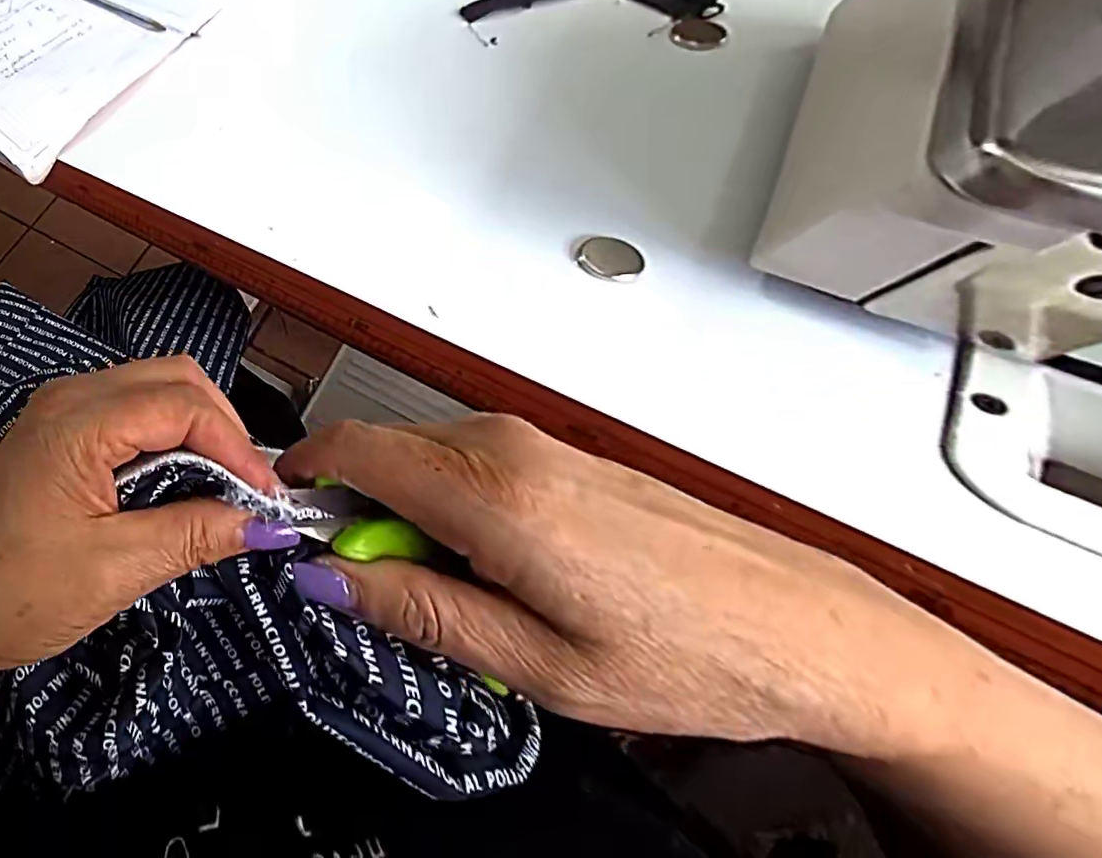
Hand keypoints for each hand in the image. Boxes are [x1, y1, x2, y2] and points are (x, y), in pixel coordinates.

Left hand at [0, 358, 293, 760]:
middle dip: (223, 425)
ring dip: (199, 427)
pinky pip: (134, 408)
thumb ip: (194, 534)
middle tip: (248, 485)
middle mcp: (71, 396)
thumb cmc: (11, 594)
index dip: (236, 446)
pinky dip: (171, 434)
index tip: (267, 497)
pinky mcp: (62, 427)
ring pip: (157, 388)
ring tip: (225, 482)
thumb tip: (263, 524)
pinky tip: (183, 475)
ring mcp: (63, 407)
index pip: (184, 406)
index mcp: (78, 422)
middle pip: (175, 379)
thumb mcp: (114, 569)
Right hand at [276, 415, 960, 757]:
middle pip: (373, 449)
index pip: (350, 449)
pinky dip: (434, 501)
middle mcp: (501, 446)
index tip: (294, 524)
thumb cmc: (692, 651)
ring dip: (396, 510)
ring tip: (447, 583)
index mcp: (491, 494)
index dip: (303, 478)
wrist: (807, 627)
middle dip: (351, 510)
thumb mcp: (533, 662)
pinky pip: (451, 459)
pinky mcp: (541, 448)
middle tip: (377, 583)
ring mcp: (524, 440)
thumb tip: (333, 575)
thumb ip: (414, 608)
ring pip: (410, 455)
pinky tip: (483, 559)